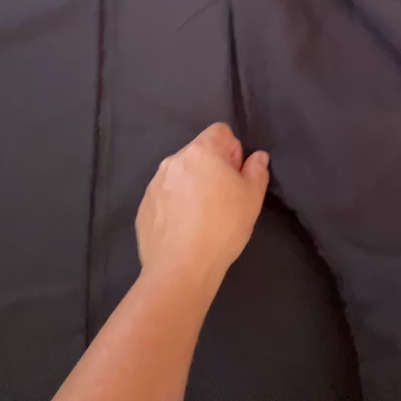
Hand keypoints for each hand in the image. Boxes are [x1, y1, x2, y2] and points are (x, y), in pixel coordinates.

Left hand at [136, 123, 270, 295]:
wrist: (180, 269)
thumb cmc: (222, 227)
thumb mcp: (252, 198)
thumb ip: (257, 170)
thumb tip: (257, 157)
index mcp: (201, 151)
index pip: (220, 131)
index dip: (232, 151)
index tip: (235, 177)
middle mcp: (174, 160)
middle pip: (199, 153)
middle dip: (212, 168)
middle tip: (223, 199)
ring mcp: (155, 184)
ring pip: (180, 175)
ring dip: (192, 186)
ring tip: (201, 217)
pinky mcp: (143, 208)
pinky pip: (165, 197)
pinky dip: (175, 206)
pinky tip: (184, 230)